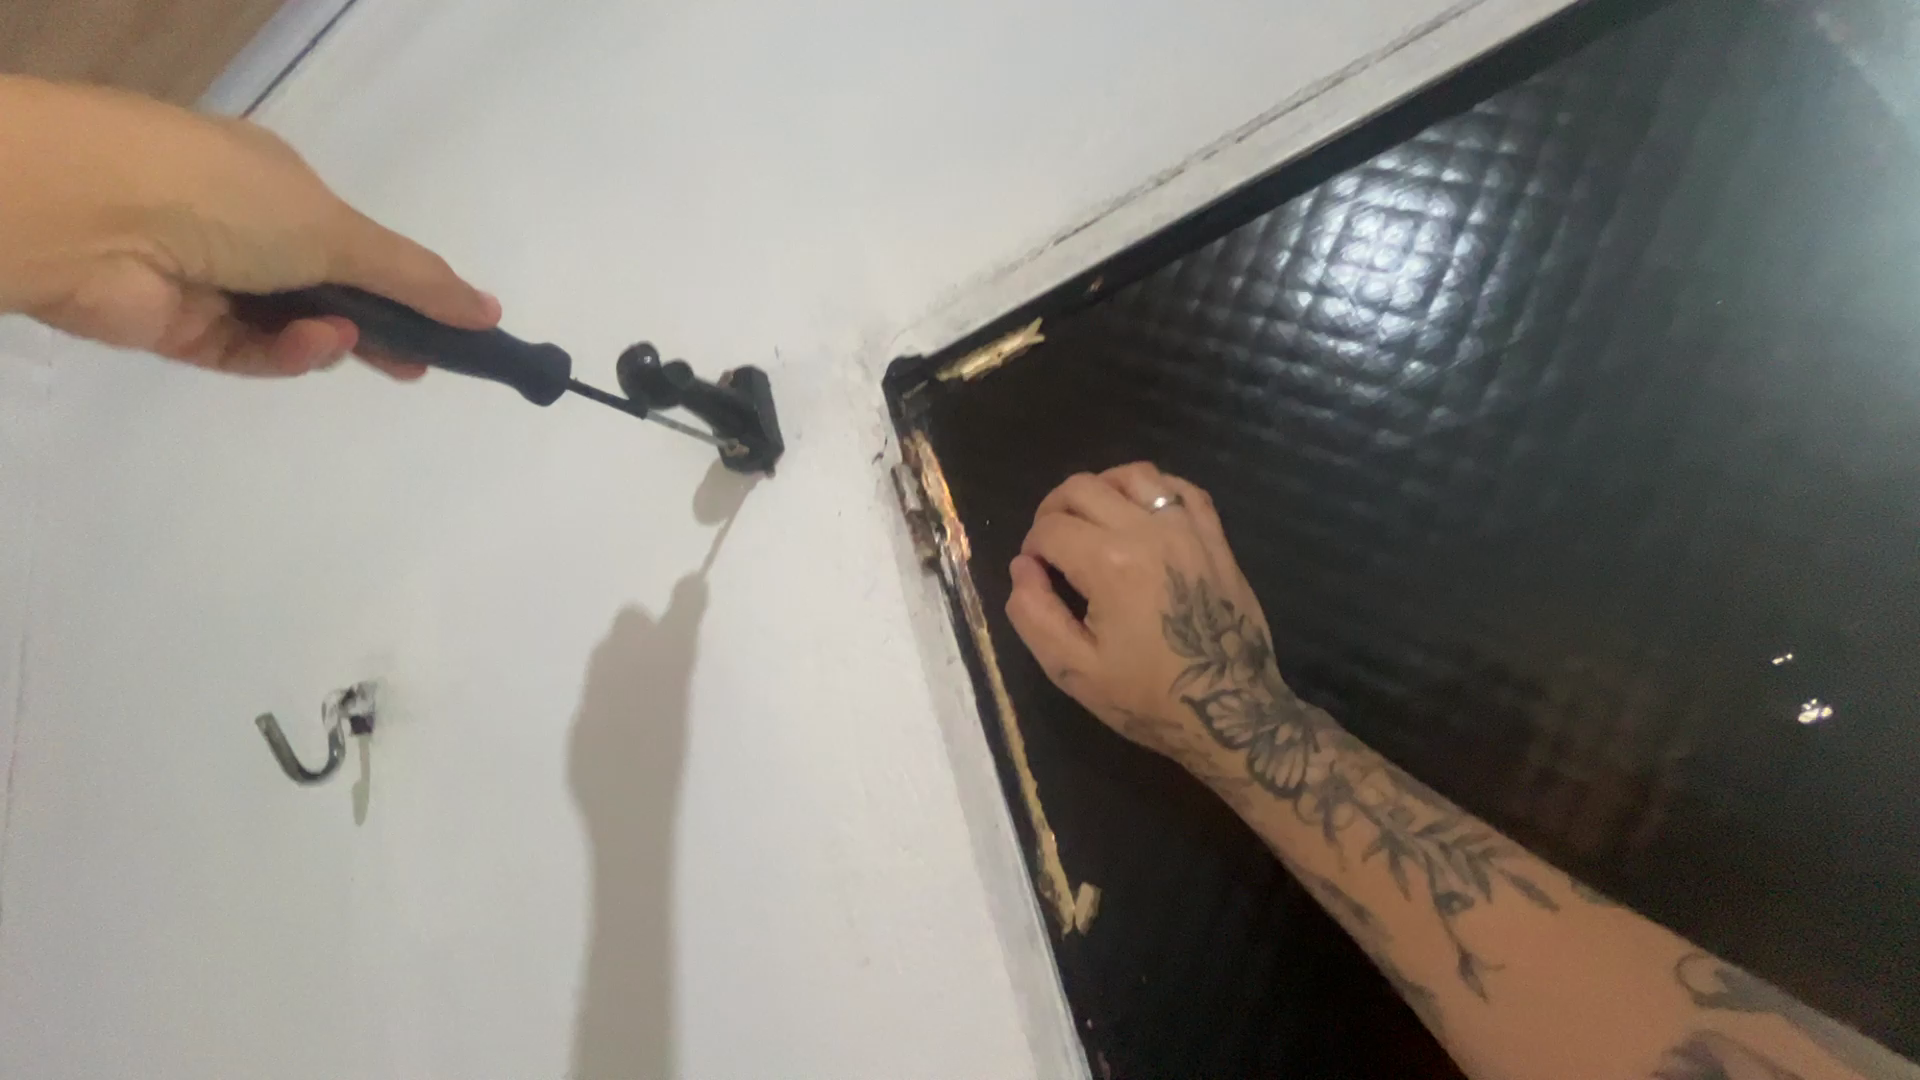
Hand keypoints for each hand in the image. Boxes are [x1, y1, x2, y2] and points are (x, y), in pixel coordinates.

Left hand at [0, 76, 498, 377]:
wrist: (77, 213)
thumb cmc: (225, 198)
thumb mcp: (344, 233)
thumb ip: (421, 281)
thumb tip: (491, 313)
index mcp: (278, 187)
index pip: (360, 248)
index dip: (410, 289)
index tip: (454, 327)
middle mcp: (242, 228)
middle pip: (337, 294)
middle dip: (386, 329)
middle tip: (428, 361)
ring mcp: (208, 279)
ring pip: (300, 329)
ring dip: (339, 339)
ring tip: (369, 349)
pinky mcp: (180, 328)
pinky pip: (256, 351)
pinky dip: (290, 352)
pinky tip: (312, 341)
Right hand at [1006, 463, 1281, 772]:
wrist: (1232, 711)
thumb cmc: (1147, 696)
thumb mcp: (1072, 670)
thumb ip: (1033, 613)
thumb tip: (1022, 567)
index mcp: (1108, 564)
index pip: (1049, 528)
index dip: (1030, 548)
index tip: (1036, 576)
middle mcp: (1147, 531)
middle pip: (1082, 488)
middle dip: (1052, 511)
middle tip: (1051, 547)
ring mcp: (1186, 528)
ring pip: (1131, 474)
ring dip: (1100, 490)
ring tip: (1091, 522)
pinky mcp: (1214, 536)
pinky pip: (1180, 488)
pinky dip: (1152, 489)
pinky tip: (1139, 515)